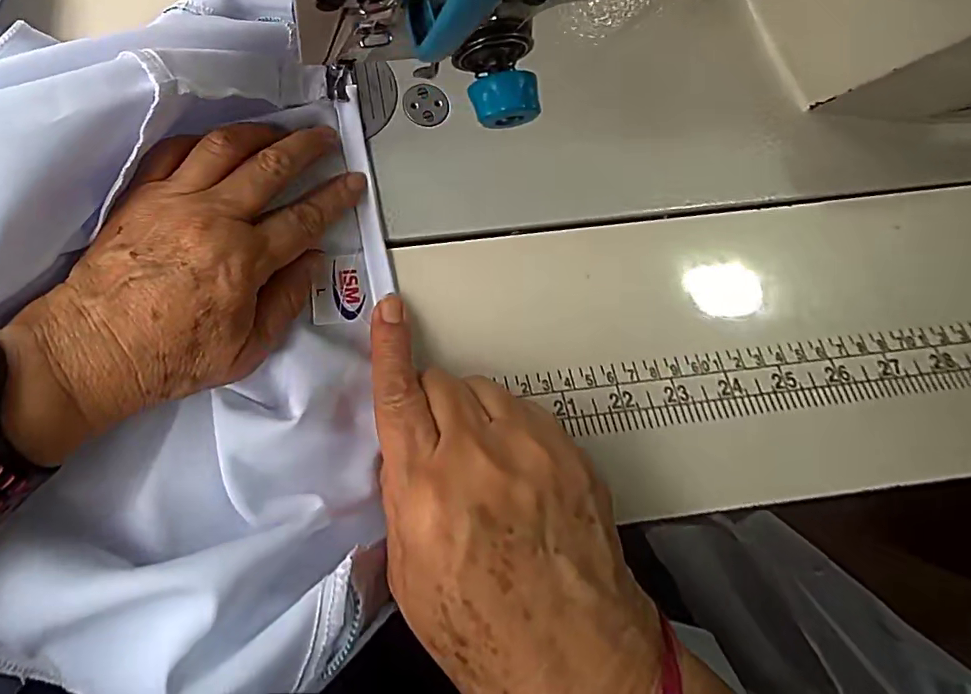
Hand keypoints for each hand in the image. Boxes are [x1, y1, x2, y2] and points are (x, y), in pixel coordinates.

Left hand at [0, 124, 365, 463]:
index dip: (334, 197)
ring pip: (223, 146)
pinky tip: (212, 143)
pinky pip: (172, 152)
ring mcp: (173, 200)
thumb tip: (311, 262)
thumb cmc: (167, 357)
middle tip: (323, 137)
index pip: (303, 218)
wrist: (97, 345)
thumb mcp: (244, 350)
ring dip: (257, 131)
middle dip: (306, 146)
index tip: (351, 183)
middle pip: (271, 166)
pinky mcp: (141, 195)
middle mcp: (212, 218)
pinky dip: (197, 141)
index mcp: (243, 260)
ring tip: (275, 130)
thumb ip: (285, 301)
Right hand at [368, 295, 669, 693]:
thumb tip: (399, 454)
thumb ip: (399, 496)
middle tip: (439, 438)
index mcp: (425, 490)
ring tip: (482, 456)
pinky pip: (526, 411)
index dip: (389, 347)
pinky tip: (516, 467)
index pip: (398, 395)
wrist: (580, 672)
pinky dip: (511, 427)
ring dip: (471, 411)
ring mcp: (531, 457)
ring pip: (482, 389)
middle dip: (430, 400)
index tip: (390, 312)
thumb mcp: (408, 570)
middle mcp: (476, 462)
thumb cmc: (486, 631)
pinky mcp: (571, 461)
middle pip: (440, 383)